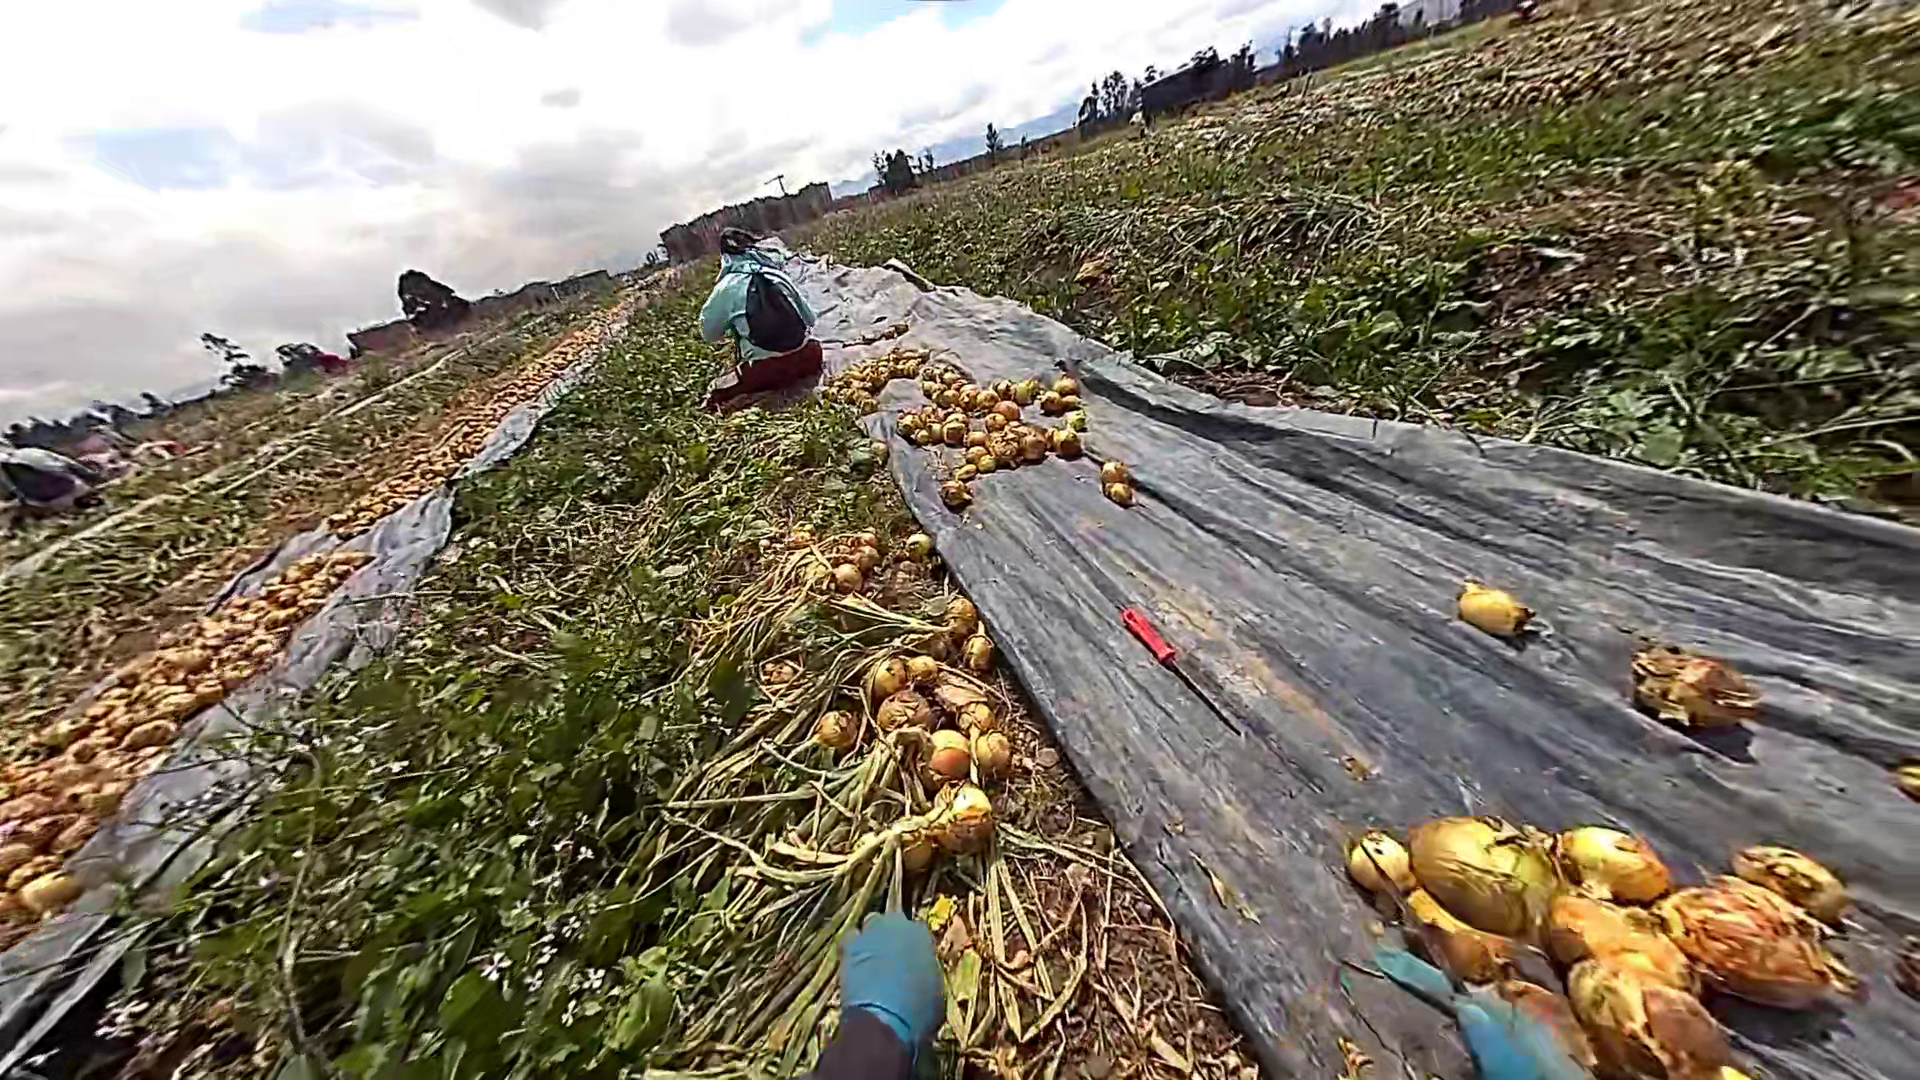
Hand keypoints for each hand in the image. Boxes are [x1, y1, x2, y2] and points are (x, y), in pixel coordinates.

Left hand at [840, 912, 943, 1051]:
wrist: (884, 1022)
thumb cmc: (917, 1014)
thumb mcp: (935, 995)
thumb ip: (929, 973)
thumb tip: (923, 973)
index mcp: (922, 934)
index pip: (918, 931)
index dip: (914, 947)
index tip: (912, 962)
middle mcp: (899, 924)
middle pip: (894, 921)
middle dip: (893, 935)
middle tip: (892, 958)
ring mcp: (873, 932)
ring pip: (872, 924)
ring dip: (872, 938)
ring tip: (871, 960)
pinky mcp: (851, 945)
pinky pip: (851, 939)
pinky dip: (852, 949)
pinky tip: (854, 966)